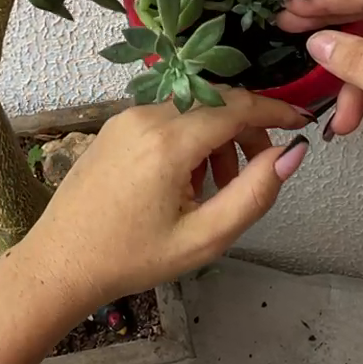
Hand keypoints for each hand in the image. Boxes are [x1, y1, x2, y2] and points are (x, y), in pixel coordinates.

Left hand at [14, 90, 310, 313]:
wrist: (60, 261)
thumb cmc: (133, 258)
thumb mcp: (204, 237)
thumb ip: (255, 193)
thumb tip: (291, 152)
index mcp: (168, 142)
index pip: (237, 106)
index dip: (275, 110)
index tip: (302, 122)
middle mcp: (146, 116)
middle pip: (215, 102)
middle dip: (247, 128)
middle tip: (260, 170)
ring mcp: (125, 117)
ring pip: (192, 108)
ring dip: (217, 137)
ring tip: (216, 188)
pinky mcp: (114, 125)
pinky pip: (166, 117)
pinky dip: (190, 138)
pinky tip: (186, 181)